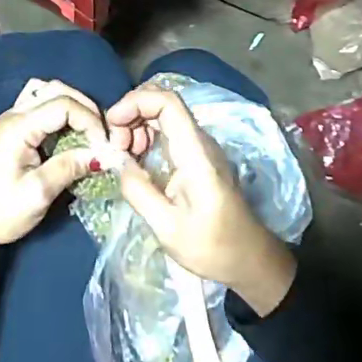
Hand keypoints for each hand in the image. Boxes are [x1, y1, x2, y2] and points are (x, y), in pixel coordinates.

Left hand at [0, 82, 105, 260]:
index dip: (90, 121)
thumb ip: (70, 167)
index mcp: (18, 126)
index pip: (64, 104)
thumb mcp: (38, 193)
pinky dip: (57, 112)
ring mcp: (9, 121)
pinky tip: (67, 133)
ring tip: (86, 130)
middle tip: (100, 135)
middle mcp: (13, 115)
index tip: (104, 147)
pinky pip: (37, 106)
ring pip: (45, 92)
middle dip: (84, 108)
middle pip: (55, 89)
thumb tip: (103, 155)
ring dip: (70, 105)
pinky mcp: (9, 131)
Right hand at [106, 87, 296, 315]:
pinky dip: (144, 135)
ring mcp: (199, 147)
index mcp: (195, 154)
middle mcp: (199, 141)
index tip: (112, 125)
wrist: (249, 259)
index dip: (135, 103)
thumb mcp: (167, 228)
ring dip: (136, 125)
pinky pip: (166, 130)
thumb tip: (117, 162)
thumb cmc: (213, 247)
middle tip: (115, 146)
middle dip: (131, 113)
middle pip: (163, 102)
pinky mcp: (195, 156)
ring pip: (163, 114)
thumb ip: (139, 191)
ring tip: (122, 155)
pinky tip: (135, 160)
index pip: (168, 102)